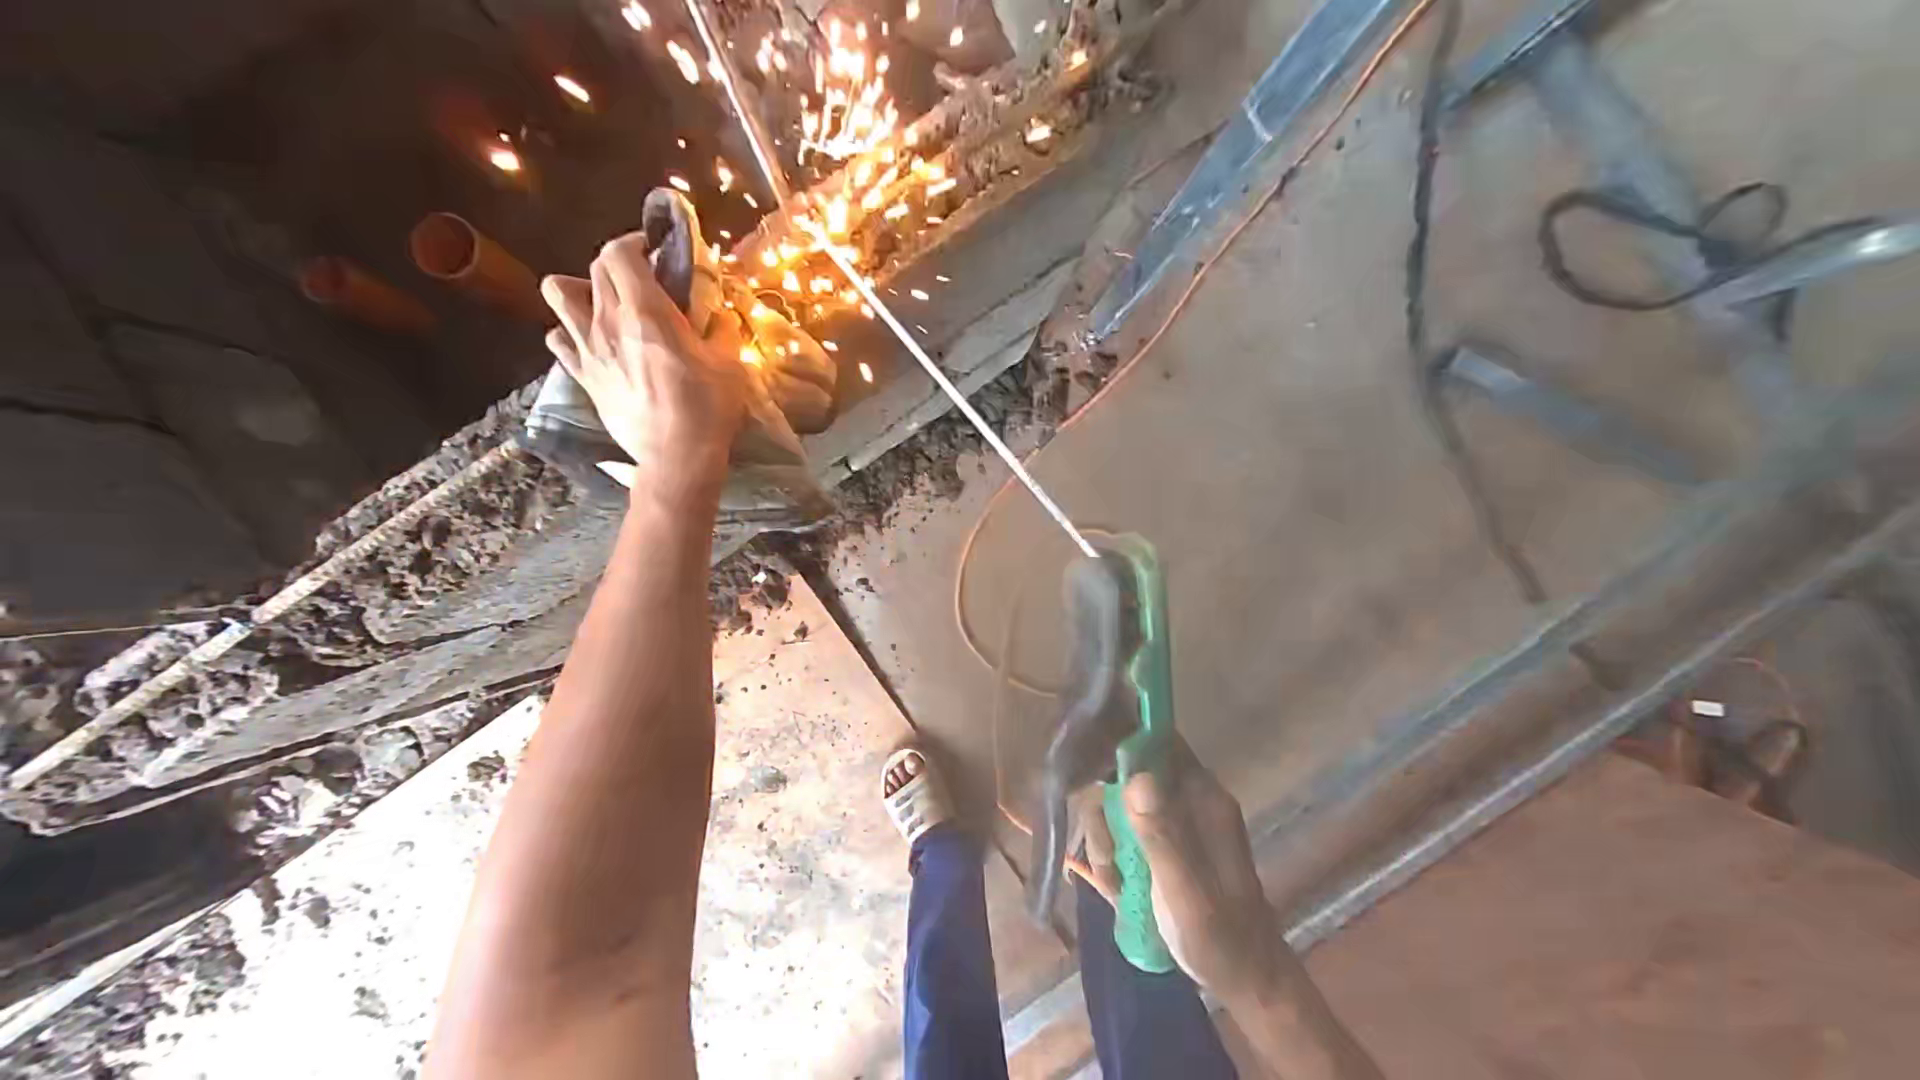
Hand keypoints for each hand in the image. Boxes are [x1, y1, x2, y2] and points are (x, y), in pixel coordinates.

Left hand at [542, 233, 746, 492]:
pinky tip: (593, 343)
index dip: (635, 243)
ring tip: (606, 306)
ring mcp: (588, 349)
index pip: (619, 252)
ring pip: (559, 294)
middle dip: (619, 264)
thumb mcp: (729, 364)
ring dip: (581, 289)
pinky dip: (570, 332)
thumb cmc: (708, 408)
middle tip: (646, 280)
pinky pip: (559, 340)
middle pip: (595, 268)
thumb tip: (718, 312)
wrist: (677, 458)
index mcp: (645, 312)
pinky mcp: (583, 376)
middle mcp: (607, 322)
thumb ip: (721, 329)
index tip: (656, 251)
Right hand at [1082, 743, 1287, 1003]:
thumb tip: (1136, 778)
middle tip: (1108, 861)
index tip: (1090, 775)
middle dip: (1106, 815)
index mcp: (1202, 798)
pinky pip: (1125, 829)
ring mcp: (1176, 820)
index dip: (1120, 744)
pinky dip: (1114, 854)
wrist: (1246, 979)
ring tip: (1114, 884)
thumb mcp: (1188, 894)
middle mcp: (1188, 798)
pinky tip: (1117, 887)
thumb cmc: (1221, 939)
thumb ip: (1162, 836)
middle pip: (1128, 774)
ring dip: (1106, 842)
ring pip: (1119, 804)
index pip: (1158, 741)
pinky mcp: (1164, 841)